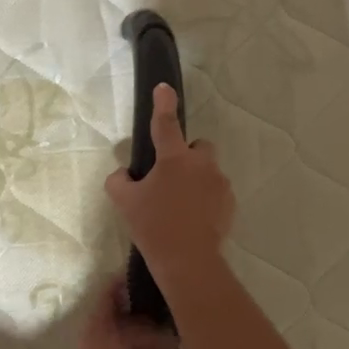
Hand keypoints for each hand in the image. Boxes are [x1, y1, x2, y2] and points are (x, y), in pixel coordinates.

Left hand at [0, 279, 174, 348]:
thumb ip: (138, 343)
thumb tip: (170, 333)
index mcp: (95, 327)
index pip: (111, 290)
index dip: (129, 276)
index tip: (159, 265)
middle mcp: (100, 336)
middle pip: (123, 309)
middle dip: (146, 298)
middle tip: (181, 292)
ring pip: (131, 331)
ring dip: (151, 323)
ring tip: (183, 316)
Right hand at [105, 83, 234, 272]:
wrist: (187, 260)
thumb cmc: (152, 226)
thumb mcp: (123, 202)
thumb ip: (119, 181)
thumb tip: (124, 174)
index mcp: (174, 159)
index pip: (165, 125)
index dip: (163, 104)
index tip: (164, 88)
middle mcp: (201, 165)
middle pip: (198, 147)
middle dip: (186, 156)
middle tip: (168, 180)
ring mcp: (219, 184)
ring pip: (207, 172)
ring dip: (195, 180)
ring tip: (178, 207)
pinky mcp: (229, 203)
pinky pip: (215, 193)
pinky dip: (204, 200)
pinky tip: (191, 220)